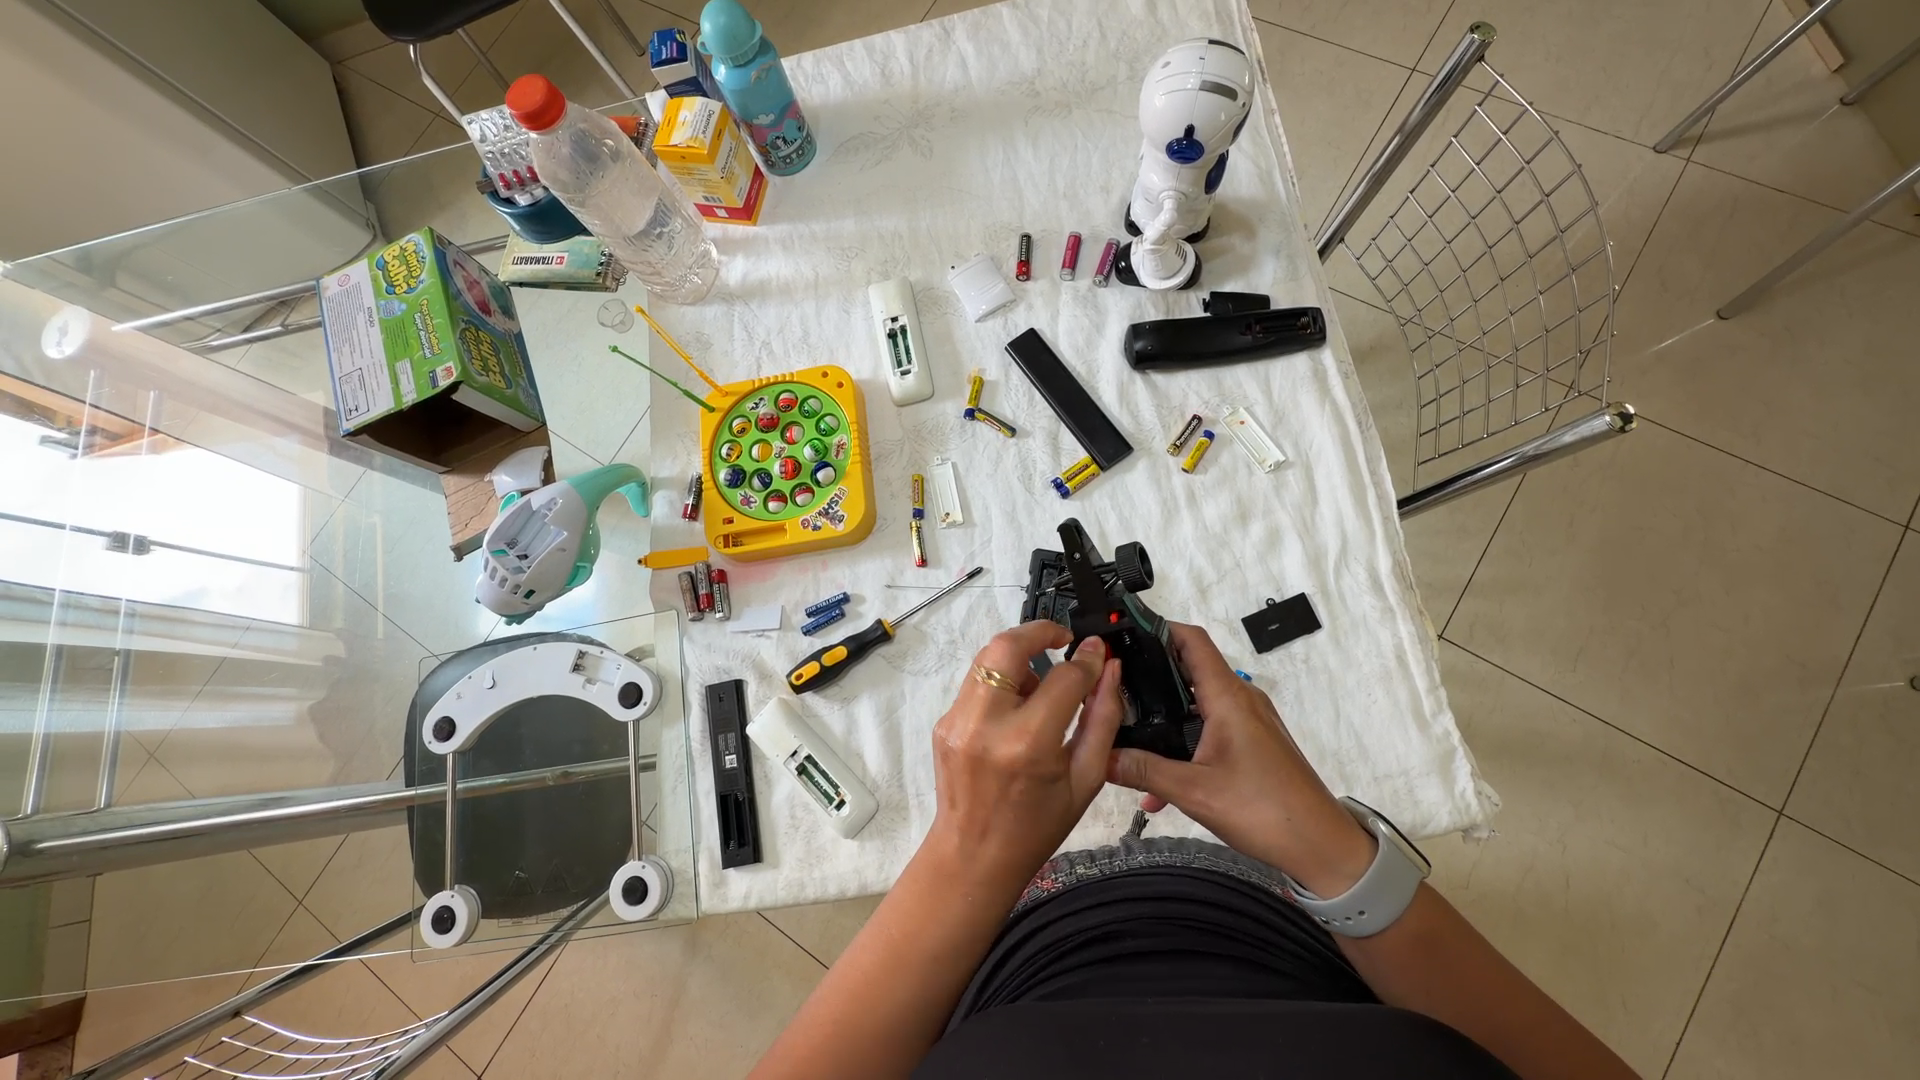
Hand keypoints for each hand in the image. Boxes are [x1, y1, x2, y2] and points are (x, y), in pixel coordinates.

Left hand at [928, 621, 1123, 886]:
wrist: (973, 856)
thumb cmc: (1038, 826)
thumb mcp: (1085, 778)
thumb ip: (1102, 718)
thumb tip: (1109, 668)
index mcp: (1027, 744)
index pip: (1064, 678)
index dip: (1087, 659)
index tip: (1098, 652)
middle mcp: (986, 724)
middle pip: (1008, 646)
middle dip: (1039, 631)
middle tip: (1062, 638)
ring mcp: (957, 721)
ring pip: (987, 658)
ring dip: (1018, 656)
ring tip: (1040, 684)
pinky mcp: (944, 723)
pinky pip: (976, 683)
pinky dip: (1000, 682)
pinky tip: (1017, 709)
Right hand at [1106, 622, 1375, 896]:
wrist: (1323, 846)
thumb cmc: (1263, 809)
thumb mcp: (1194, 792)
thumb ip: (1144, 771)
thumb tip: (1100, 757)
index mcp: (1227, 697)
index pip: (1191, 640)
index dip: (1157, 628)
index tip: (1121, 634)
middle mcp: (1240, 699)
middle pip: (1189, 668)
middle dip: (1149, 674)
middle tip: (1110, 685)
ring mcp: (1249, 721)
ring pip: (1196, 703)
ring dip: (1163, 715)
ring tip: (1126, 731)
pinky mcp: (1253, 743)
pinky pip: (1209, 728)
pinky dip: (1182, 743)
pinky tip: (1158, 782)